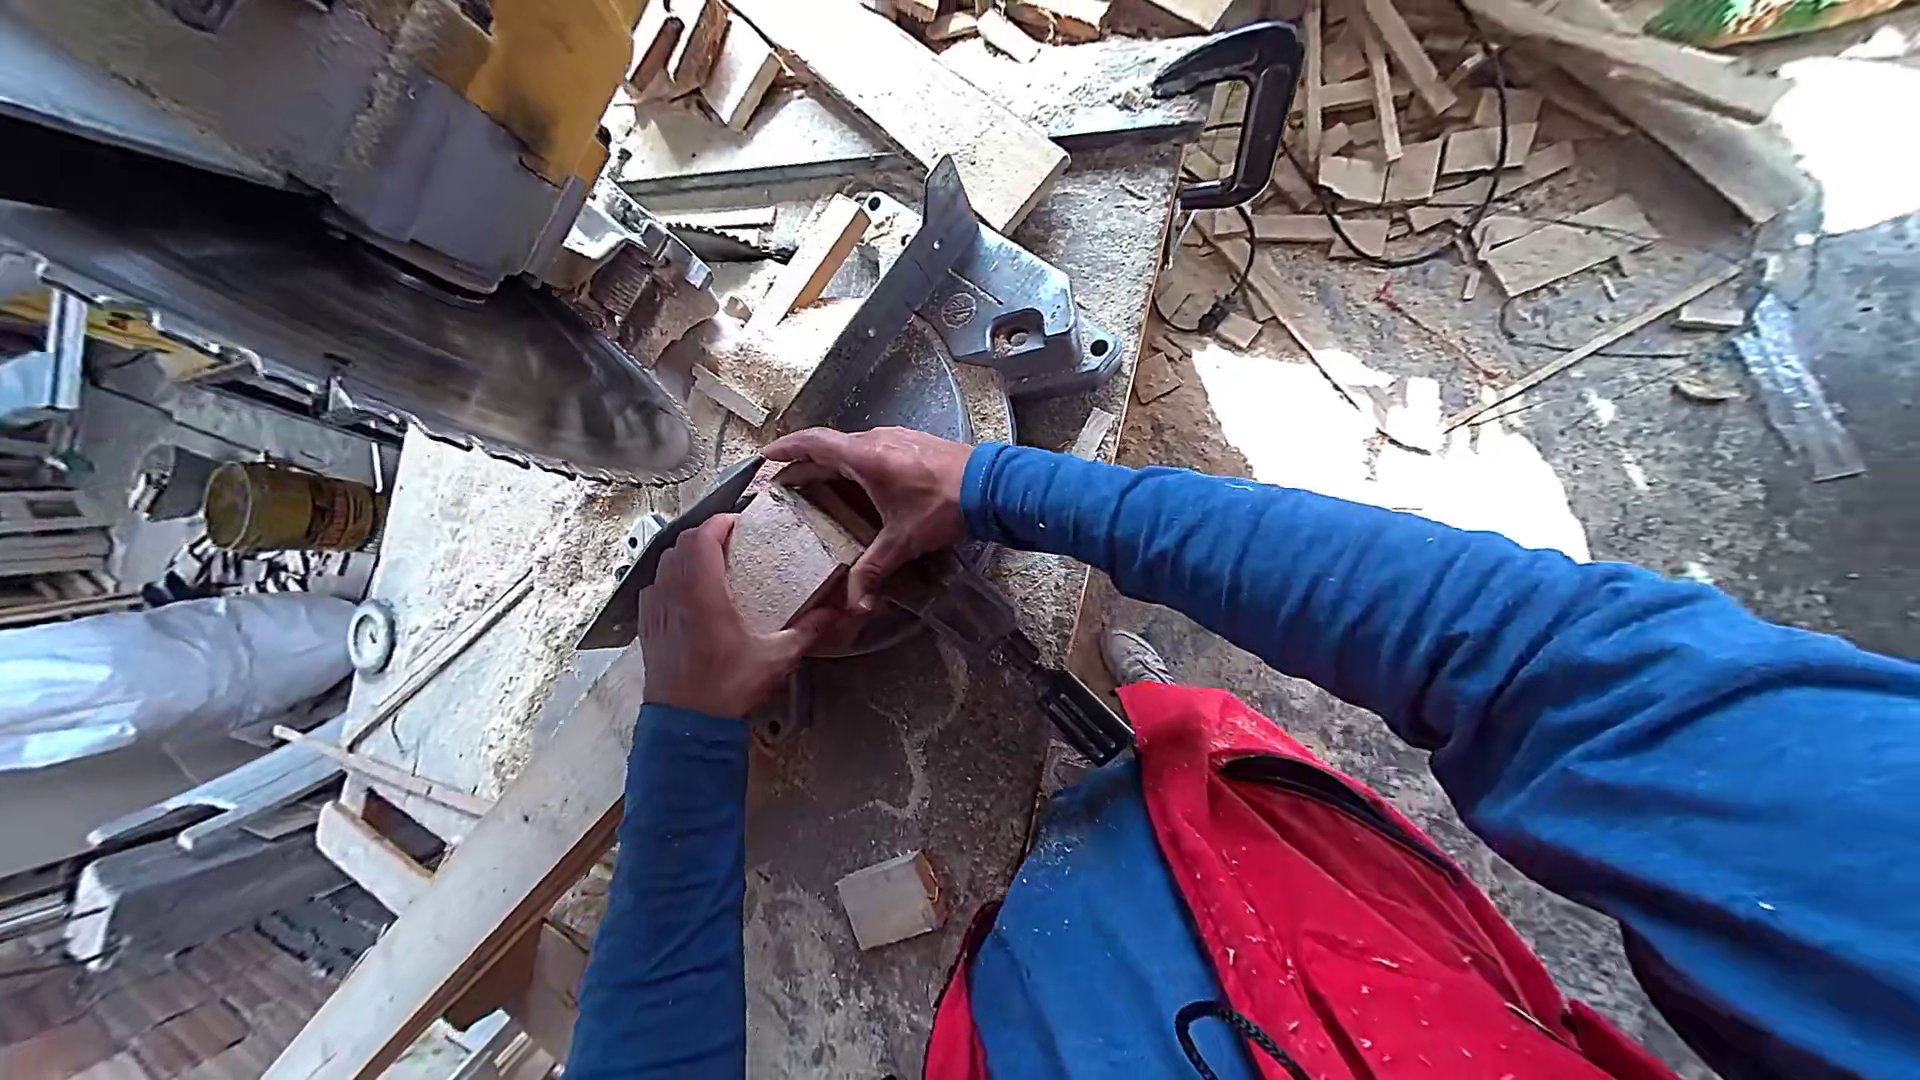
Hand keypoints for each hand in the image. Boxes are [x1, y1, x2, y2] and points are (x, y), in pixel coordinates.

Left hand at [640, 514, 835, 717]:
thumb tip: (834, 613)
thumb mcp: (777, 657)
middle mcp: (674, 596)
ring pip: (664, 562)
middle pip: (681, 543)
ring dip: (687, 553)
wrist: (686, 724)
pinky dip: (672, 576)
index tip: (738, 521)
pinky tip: (690, 591)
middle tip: (731, 539)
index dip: (719, 522)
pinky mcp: (648, 626)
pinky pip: (655, 585)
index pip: (702, 539)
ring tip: (712, 560)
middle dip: (706, 534)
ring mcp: (656, 611)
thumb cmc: (725, 690)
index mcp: (703, 595)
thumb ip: (808, 630)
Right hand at [761, 426, 971, 613]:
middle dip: (805, 463)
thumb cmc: (943, 506)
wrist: (990, 484)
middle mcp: (877, 439)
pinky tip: (861, 482)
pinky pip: (874, 447)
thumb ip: (874, 570)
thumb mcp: (903, 541)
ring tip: (820, 484)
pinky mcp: (913, 442)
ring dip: (832, 462)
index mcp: (865, 456)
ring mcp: (897, 437)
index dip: (785, 449)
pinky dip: (856, 462)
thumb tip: (856, 603)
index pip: (812, 443)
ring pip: (852, 446)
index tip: (766, 458)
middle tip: (788, 483)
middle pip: (828, 446)